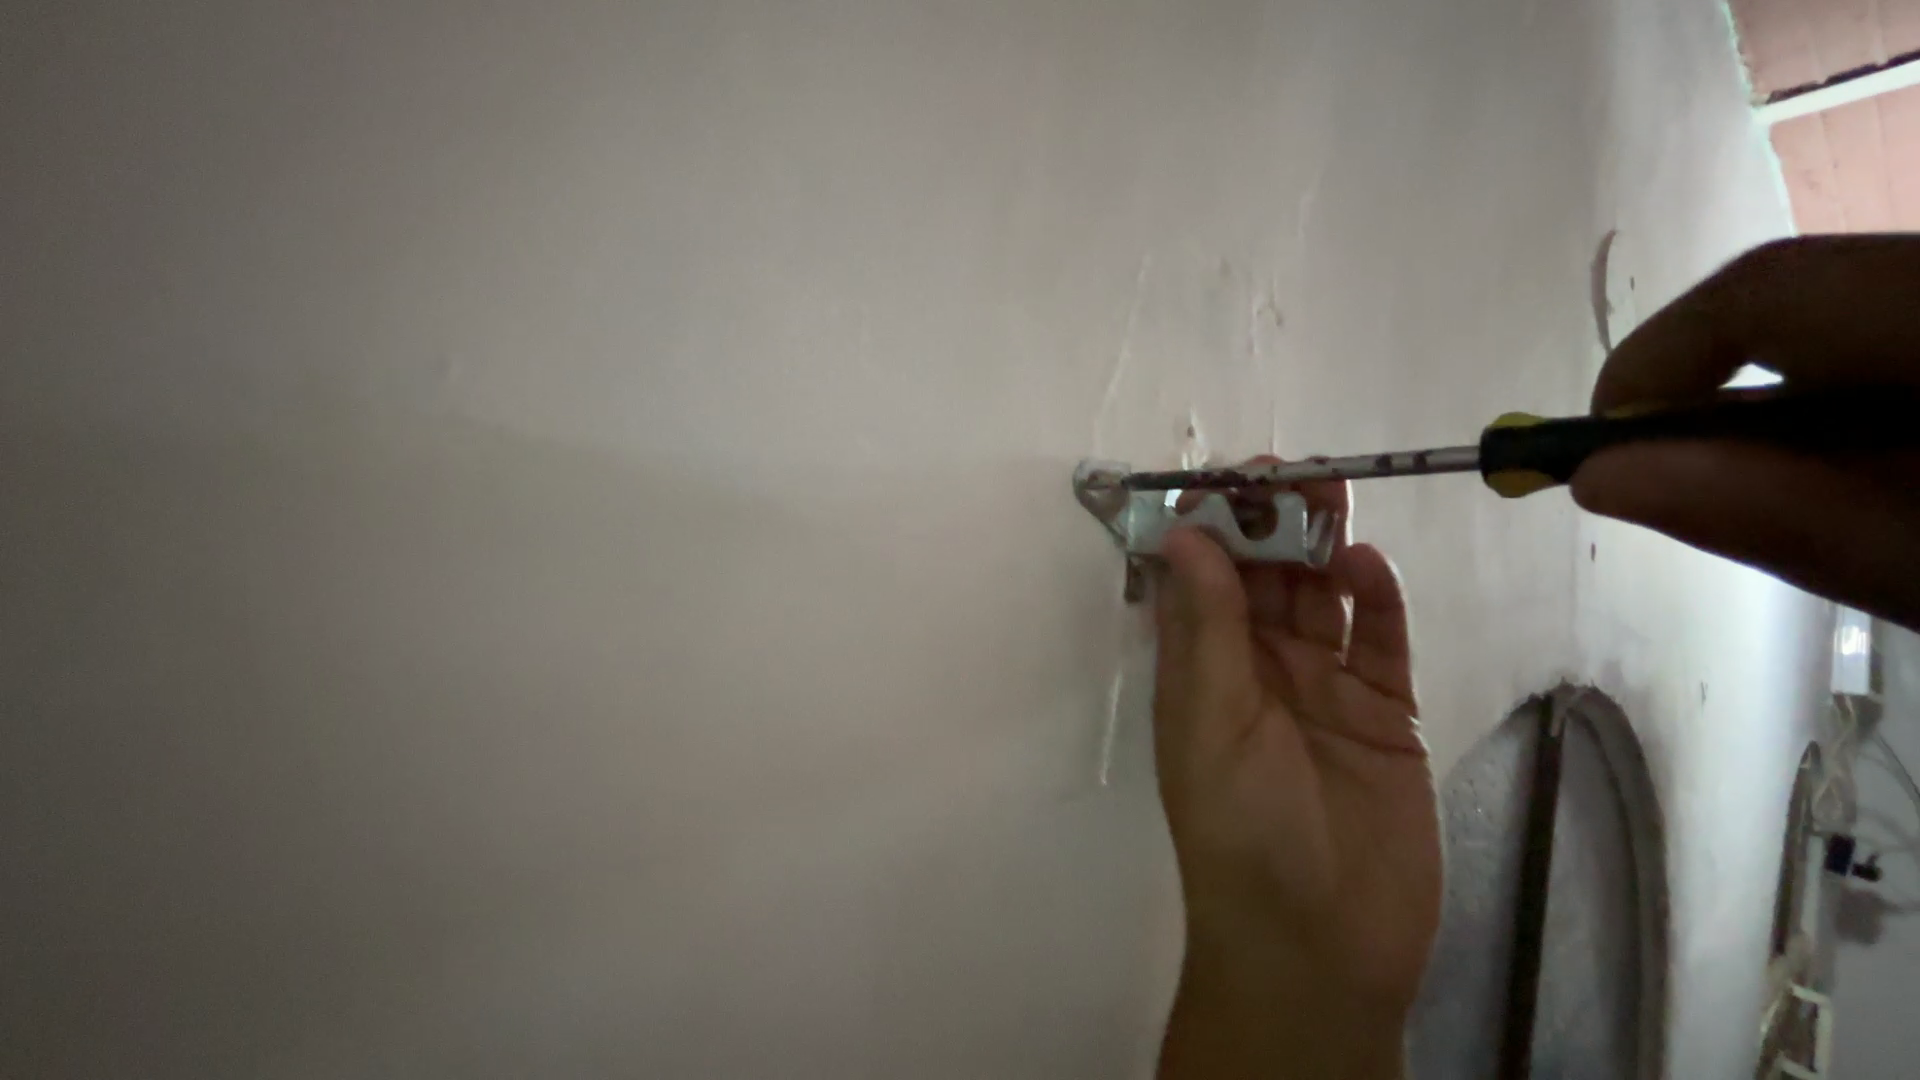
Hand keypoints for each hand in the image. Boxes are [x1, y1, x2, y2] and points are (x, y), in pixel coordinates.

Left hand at [1153, 462, 1439, 1079]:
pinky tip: (1367, 565)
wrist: (1319, 942)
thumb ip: (1206, 628)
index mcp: (1202, 670)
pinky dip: (1376, 601)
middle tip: (1290, 472)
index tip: (1226, 477)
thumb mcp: (1211, 719)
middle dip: (1271, 524)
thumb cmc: (1243, 830)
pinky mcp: (1384, 713)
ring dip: (1321, 547)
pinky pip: (1380, 642)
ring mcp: (1323, 688)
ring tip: (1330, 495)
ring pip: (1320, 598)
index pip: (1201, 580)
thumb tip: (1183, 535)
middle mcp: (1258, 669)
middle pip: (1263, 579)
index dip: (1210, 527)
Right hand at [1572, 234, 1919, 629]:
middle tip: (1689, 475)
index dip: (1656, 363)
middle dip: (1712, 386)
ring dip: (1783, 399)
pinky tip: (1870, 463)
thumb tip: (1599, 476)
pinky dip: (1844, 396)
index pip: (1765, 293)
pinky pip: (1881, 332)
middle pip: (1800, 300)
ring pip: (1846, 318)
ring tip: (1789, 484)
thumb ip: (1771, 515)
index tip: (1609, 446)